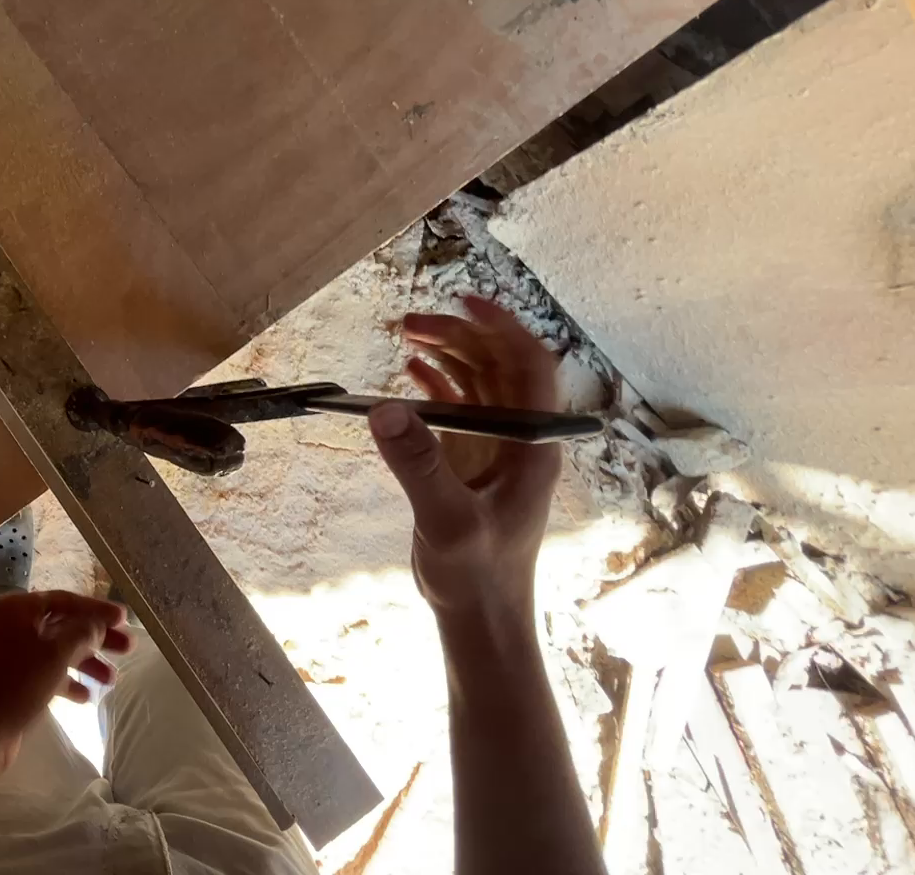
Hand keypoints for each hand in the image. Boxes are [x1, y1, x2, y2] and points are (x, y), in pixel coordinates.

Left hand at [0, 591, 132, 785]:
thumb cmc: (18, 685)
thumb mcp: (56, 654)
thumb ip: (82, 632)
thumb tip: (98, 623)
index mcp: (17, 609)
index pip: (64, 600)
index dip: (97, 609)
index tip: (125, 619)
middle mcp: (11, 624)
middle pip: (62, 624)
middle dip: (96, 637)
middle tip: (128, 647)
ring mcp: (10, 652)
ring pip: (57, 649)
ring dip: (85, 661)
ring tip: (112, 680)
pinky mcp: (12, 678)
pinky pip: (46, 670)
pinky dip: (67, 679)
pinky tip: (86, 697)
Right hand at [369, 296, 561, 621]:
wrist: (480, 614)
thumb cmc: (476, 572)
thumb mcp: (446, 518)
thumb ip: (418, 464)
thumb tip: (384, 407)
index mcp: (530, 445)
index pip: (528, 367)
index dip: (503, 328)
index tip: (465, 300)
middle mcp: (517, 439)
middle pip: (496, 367)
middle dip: (458, 336)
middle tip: (407, 322)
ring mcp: (492, 450)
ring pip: (476, 383)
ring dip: (445, 354)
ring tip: (404, 334)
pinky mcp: (467, 462)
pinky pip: (456, 408)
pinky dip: (435, 383)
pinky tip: (412, 371)